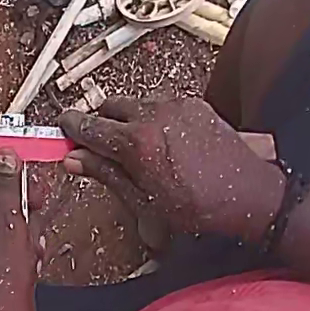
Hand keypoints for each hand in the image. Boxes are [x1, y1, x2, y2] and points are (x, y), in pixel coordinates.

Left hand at [0, 149, 35, 310]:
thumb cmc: (0, 278)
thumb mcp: (9, 219)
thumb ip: (6, 182)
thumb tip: (4, 154)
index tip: (21, 158)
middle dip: (17, 190)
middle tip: (36, 198)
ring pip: (3, 208)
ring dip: (25, 216)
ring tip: (32, 236)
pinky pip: (6, 232)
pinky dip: (22, 237)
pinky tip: (30, 253)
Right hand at [59, 97, 284, 241]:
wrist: (248, 196)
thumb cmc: (196, 207)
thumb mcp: (141, 199)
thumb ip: (104, 173)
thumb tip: (73, 159)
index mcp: (135, 142)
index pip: (88, 125)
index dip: (70, 127)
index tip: (62, 128)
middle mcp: (153, 114)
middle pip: (108, 107)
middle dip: (99, 123)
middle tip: (97, 145)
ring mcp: (176, 105)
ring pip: (135, 103)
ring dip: (126, 119)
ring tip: (134, 147)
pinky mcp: (195, 104)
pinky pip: (161, 103)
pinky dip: (152, 116)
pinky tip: (160, 141)